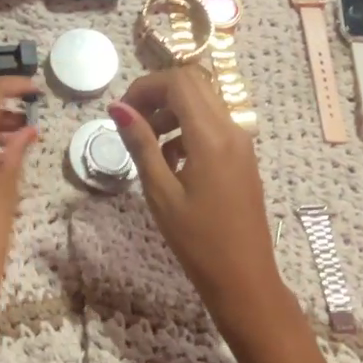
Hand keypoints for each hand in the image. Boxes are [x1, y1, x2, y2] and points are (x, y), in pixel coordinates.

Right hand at [111, 68, 286, 328]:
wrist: (245, 279)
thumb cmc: (198, 241)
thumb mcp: (160, 192)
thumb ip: (140, 143)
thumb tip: (117, 108)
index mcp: (211, 136)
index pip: (179, 82)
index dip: (145, 86)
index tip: (121, 110)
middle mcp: (231, 130)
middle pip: (193, 83)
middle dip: (157, 93)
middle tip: (131, 120)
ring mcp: (241, 142)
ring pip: (203, 102)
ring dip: (171, 109)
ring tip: (147, 142)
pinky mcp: (242, 156)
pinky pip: (213, 123)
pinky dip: (187, 126)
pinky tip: (170, 159)